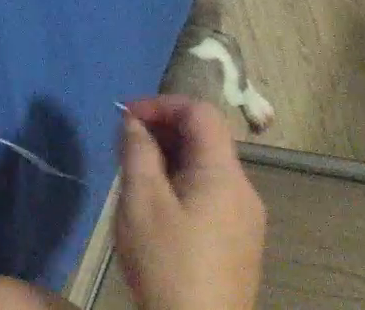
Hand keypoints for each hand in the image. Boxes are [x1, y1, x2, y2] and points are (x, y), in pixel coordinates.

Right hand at [115, 96, 265, 309]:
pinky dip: (178, 178)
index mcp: (224, 176)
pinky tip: (152, 199)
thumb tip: (134, 122)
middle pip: (205, 137)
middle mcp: (243, 191)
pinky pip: (208, 188)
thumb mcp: (140, 198)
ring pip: (205, 164)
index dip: (160, 104)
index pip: (201, 113)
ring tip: (131, 170)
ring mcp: (244, 216)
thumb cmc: (167, 260)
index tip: (124, 117)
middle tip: (121, 144)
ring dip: (167, 154)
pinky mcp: (237, 237)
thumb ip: (138, 151)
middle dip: (160, 129)